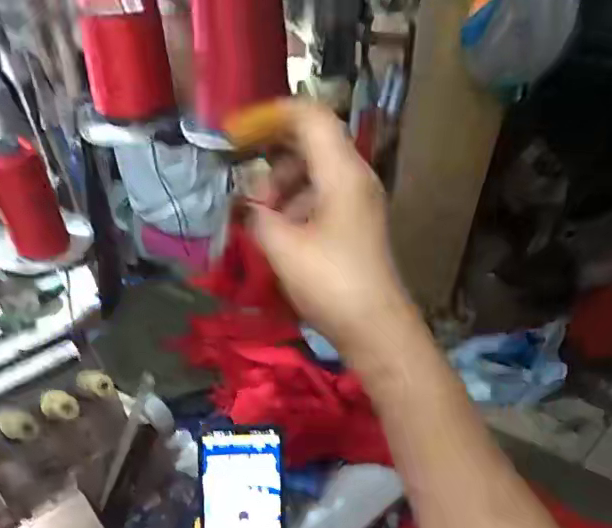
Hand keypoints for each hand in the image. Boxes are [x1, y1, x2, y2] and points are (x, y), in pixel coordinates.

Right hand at [241, 101, 422, 357]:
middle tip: (251, 201)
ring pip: (314, 177)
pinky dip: (296, 211)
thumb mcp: (283, 249)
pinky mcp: (355, 228)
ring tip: (262, 226)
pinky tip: (280, 241)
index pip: (309, 117)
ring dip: (282, 193)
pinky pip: (321, 202)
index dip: (270, 116)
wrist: (374, 328)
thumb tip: (247, 205)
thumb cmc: (331, 284)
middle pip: (310, 146)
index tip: (237, 134)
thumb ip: (258, 216)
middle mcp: (355, 178)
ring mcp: (358, 204)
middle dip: (273, 165)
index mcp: (342, 171)